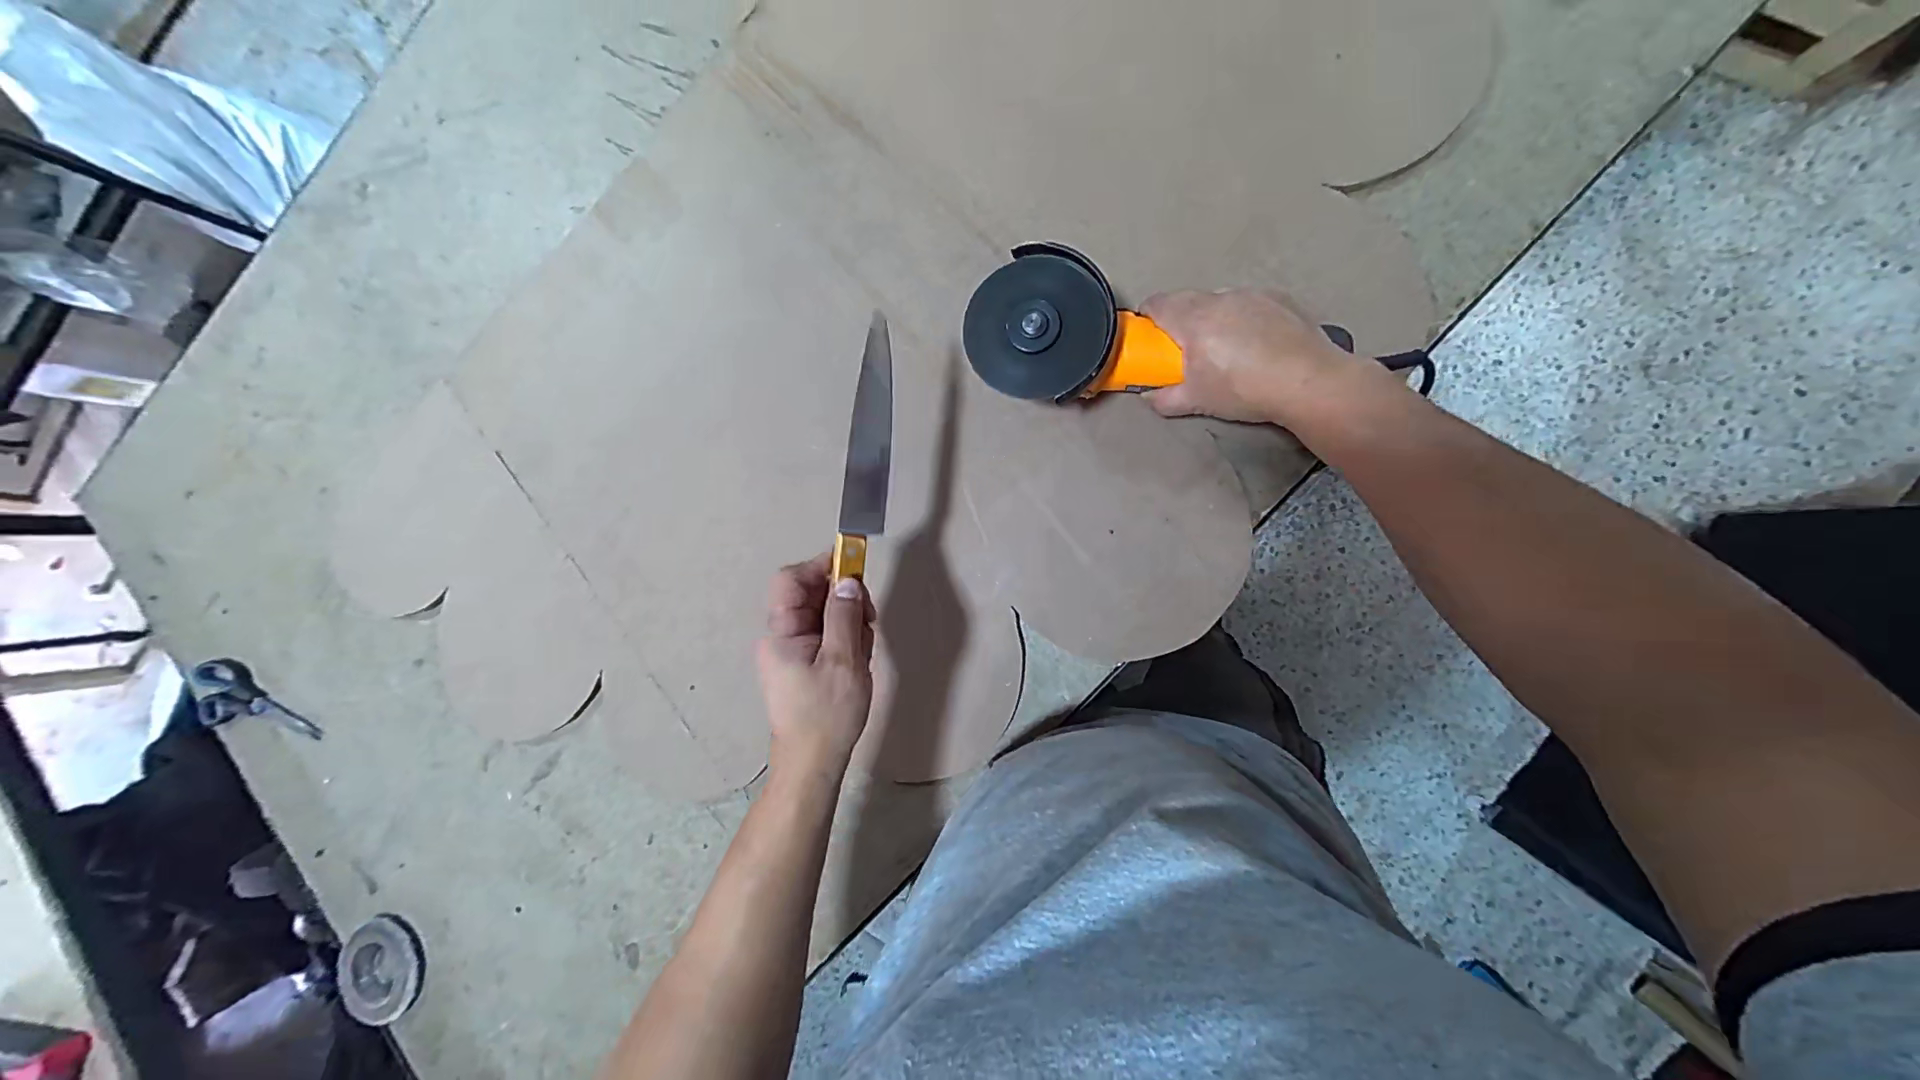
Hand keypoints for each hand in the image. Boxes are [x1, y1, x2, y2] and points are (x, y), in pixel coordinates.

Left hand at [756, 553, 876, 777]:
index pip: (790, 580)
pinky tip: (858, 659)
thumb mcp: (843, 661)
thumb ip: (845, 616)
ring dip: (848, 621)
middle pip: (809, 595)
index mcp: (781, 633)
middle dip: (842, 599)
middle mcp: (781, 637)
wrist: (812, 763)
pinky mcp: (803, 664)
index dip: (820, 566)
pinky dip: (845, 639)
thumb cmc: (826, 715)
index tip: (852, 566)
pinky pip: (825, 636)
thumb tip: (847, 581)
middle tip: (868, 617)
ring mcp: (791, 651)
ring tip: (863, 648)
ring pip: (822, 615)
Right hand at [1140, 289, 1371, 425]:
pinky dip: (1244, 321)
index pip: (1156, 304)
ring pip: (1219, 302)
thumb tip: (1152, 397)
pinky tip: (1254, 349)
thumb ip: (1165, 398)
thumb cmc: (1250, 389)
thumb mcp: (1197, 401)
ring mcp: (1253, 296)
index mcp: (1194, 319)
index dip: (1147, 320)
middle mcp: (1221, 299)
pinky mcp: (1280, 301)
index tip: (1149, 338)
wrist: (1308, 383)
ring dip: (1214, 321)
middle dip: (1180, 323)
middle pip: (1187, 301)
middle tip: (1185, 353)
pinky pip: (1250, 305)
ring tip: (1225, 354)